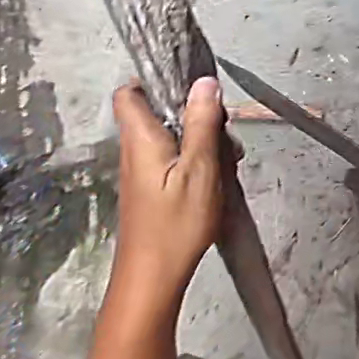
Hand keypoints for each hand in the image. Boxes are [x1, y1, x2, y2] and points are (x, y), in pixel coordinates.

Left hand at [109, 77, 227, 312]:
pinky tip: (219, 176)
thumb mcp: (200, 169)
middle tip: (224, 131)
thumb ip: (202, 124)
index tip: (191, 86)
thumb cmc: (176, 223)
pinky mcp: (153, 187)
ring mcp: (143, 170)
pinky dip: (198, 158)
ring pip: (172, 135)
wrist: (153, 279)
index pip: (130, 93)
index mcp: (141, 139)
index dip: (155, 80)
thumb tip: (204, 81)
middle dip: (195, 113)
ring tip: (229, 158)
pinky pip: (176, 157)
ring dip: (202, 138)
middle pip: (159, 112)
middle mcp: (136, 150)